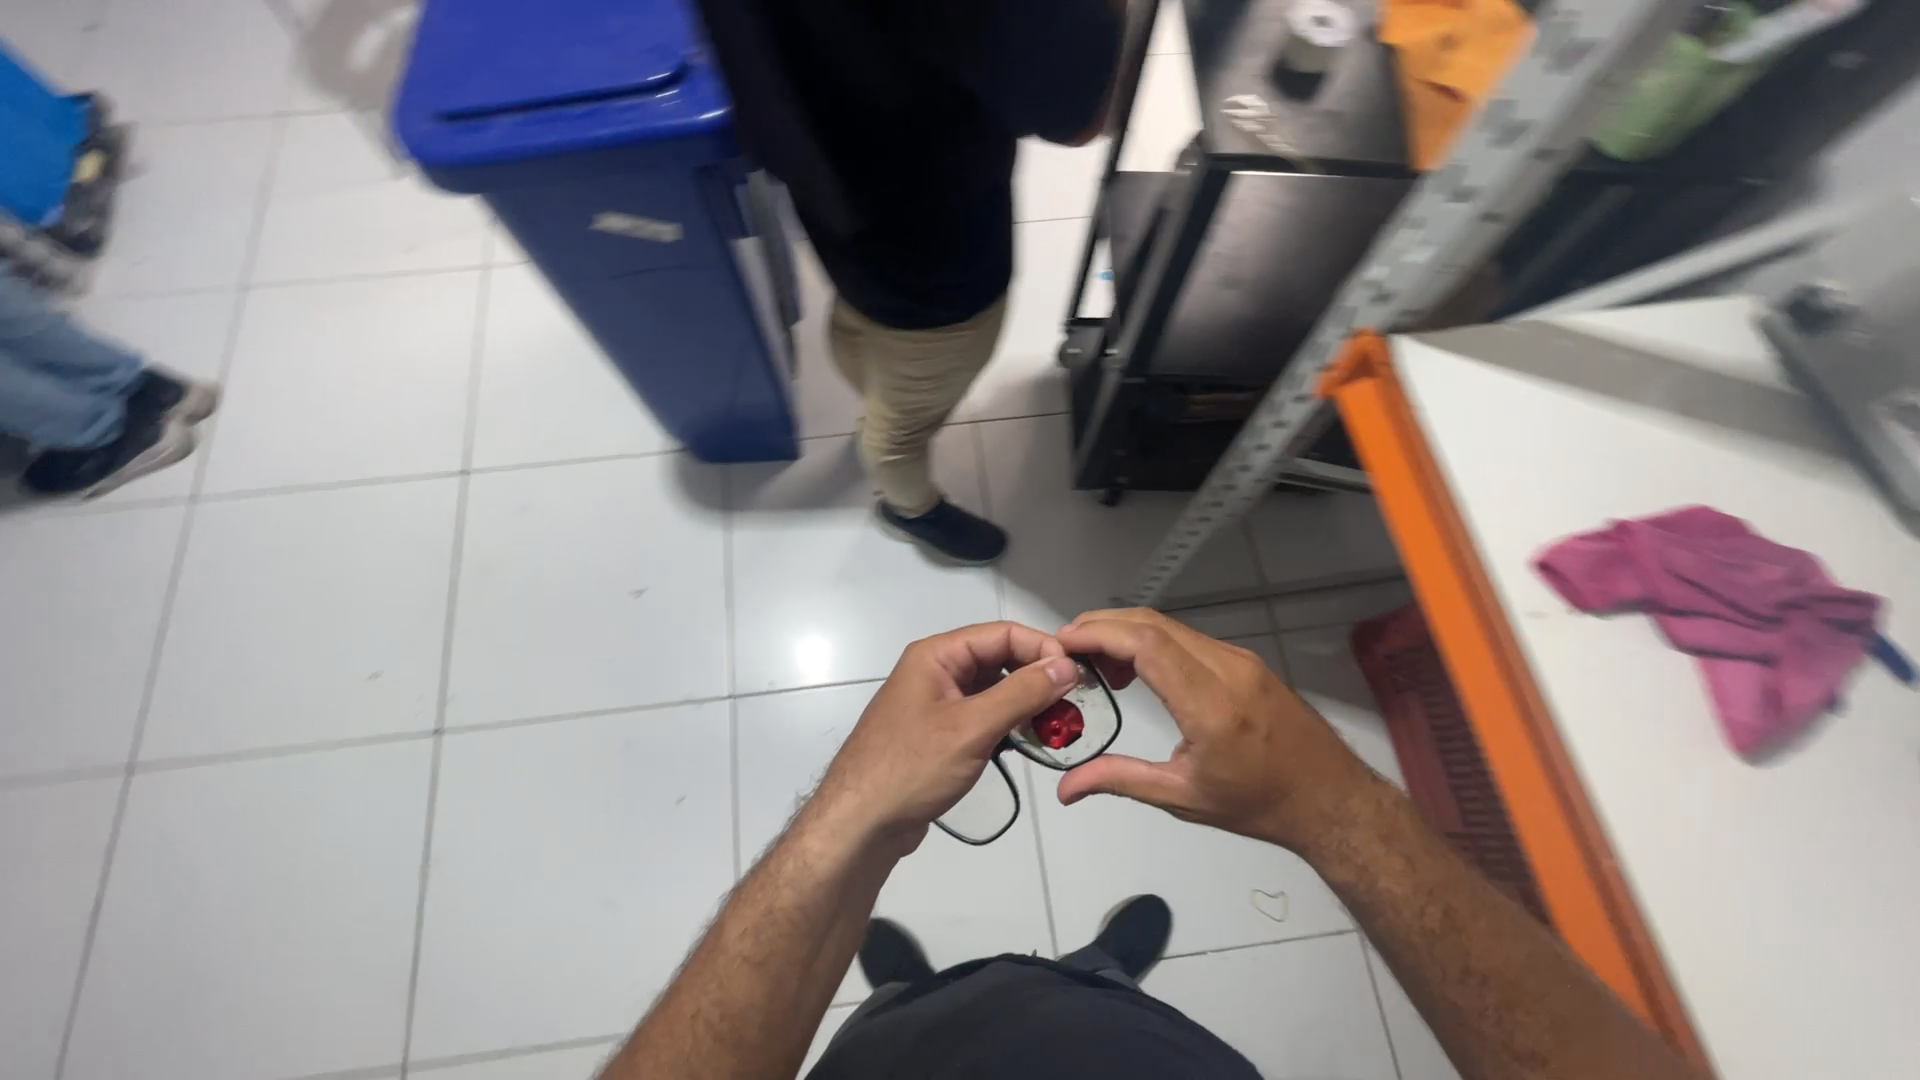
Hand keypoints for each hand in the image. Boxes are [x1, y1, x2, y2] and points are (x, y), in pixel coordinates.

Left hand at [810, 622, 1078, 853]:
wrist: (861, 824)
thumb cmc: (912, 767)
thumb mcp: (972, 727)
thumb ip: (1022, 693)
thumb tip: (1067, 666)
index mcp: (937, 655)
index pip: (1001, 633)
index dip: (1041, 649)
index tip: (1077, 675)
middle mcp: (936, 671)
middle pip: (999, 659)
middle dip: (1036, 677)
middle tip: (1073, 705)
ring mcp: (937, 703)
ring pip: (993, 689)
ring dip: (1026, 703)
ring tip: (1058, 726)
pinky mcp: (940, 733)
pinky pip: (983, 715)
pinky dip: (1008, 723)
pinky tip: (1030, 741)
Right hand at [1054, 608, 1375, 849]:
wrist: (1331, 797)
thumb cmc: (1258, 804)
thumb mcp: (1184, 797)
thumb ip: (1121, 780)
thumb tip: (1064, 788)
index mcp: (1211, 706)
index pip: (1149, 646)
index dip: (1101, 635)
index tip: (1064, 643)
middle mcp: (1227, 669)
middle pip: (1153, 624)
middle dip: (1103, 625)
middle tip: (1066, 646)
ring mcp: (1239, 659)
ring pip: (1169, 625)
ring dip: (1125, 631)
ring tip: (1092, 659)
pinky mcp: (1244, 660)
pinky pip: (1187, 637)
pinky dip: (1149, 640)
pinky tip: (1132, 666)